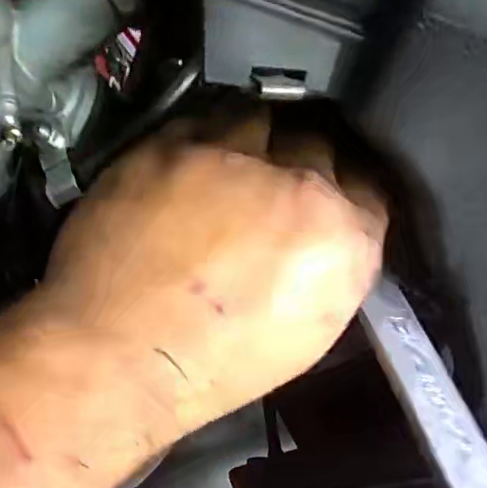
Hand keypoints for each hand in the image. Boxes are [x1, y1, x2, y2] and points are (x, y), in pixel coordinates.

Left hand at [32, 106, 387, 434]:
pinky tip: (192, 166)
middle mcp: (295, 184)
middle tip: (278, 182)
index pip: (369, 186)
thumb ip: (328, 268)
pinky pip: (200, 121)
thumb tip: (321, 234)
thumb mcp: (304, 334)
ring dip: (254, 139)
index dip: (349, 188)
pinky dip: (203, 140)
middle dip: (304, 159)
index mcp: (340, 238)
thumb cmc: (209, 369)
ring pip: (259, 119)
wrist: (116, 356)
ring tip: (234, 165)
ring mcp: (227, 158)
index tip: (333, 190)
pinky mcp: (168, 148)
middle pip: (317, 140)